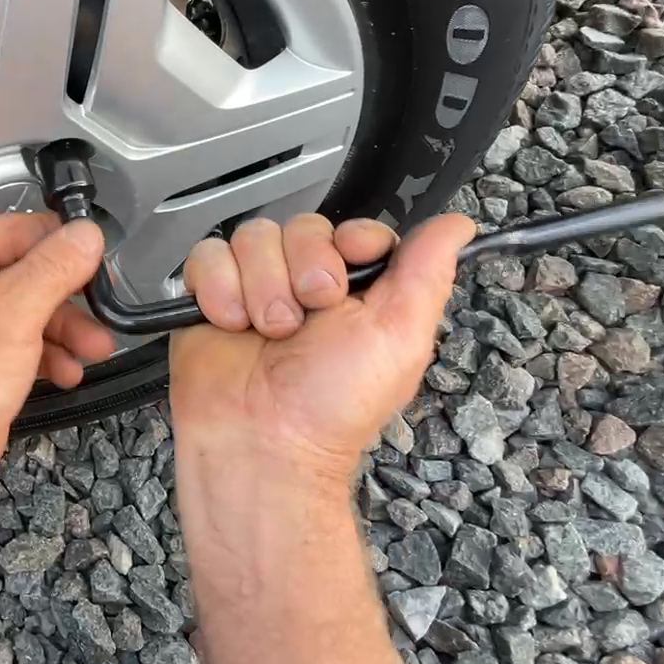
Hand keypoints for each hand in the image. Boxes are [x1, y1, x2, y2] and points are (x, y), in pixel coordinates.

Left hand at [0, 213, 109, 529]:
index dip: (60, 243)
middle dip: (70, 297)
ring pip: (34, 312)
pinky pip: (27, 345)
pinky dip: (51, 356)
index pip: (18, 229)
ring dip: (68, 331)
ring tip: (94, 349)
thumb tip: (87, 233)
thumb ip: (55, 268)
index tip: (97, 259)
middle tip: (102, 311)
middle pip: (31, 273)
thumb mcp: (16, 310)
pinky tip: (68, 372)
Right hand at [169, 212, 473, 487]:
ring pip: (251, 237)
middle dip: (302, 272)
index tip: (346, 278)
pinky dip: (218, 289)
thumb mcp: (398, 340)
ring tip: (265, 332)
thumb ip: (425, 274)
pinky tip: (228, 324)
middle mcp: (300, 279)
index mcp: (354, 289)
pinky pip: (207, 255)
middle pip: (298, 226)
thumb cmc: (332, 404)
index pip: (352, 229)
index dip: (349, 242)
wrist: (260, 438)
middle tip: (303, 321)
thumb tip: (458, 224)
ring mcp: (251, 283)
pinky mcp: (206, 291)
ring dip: (261, 287)